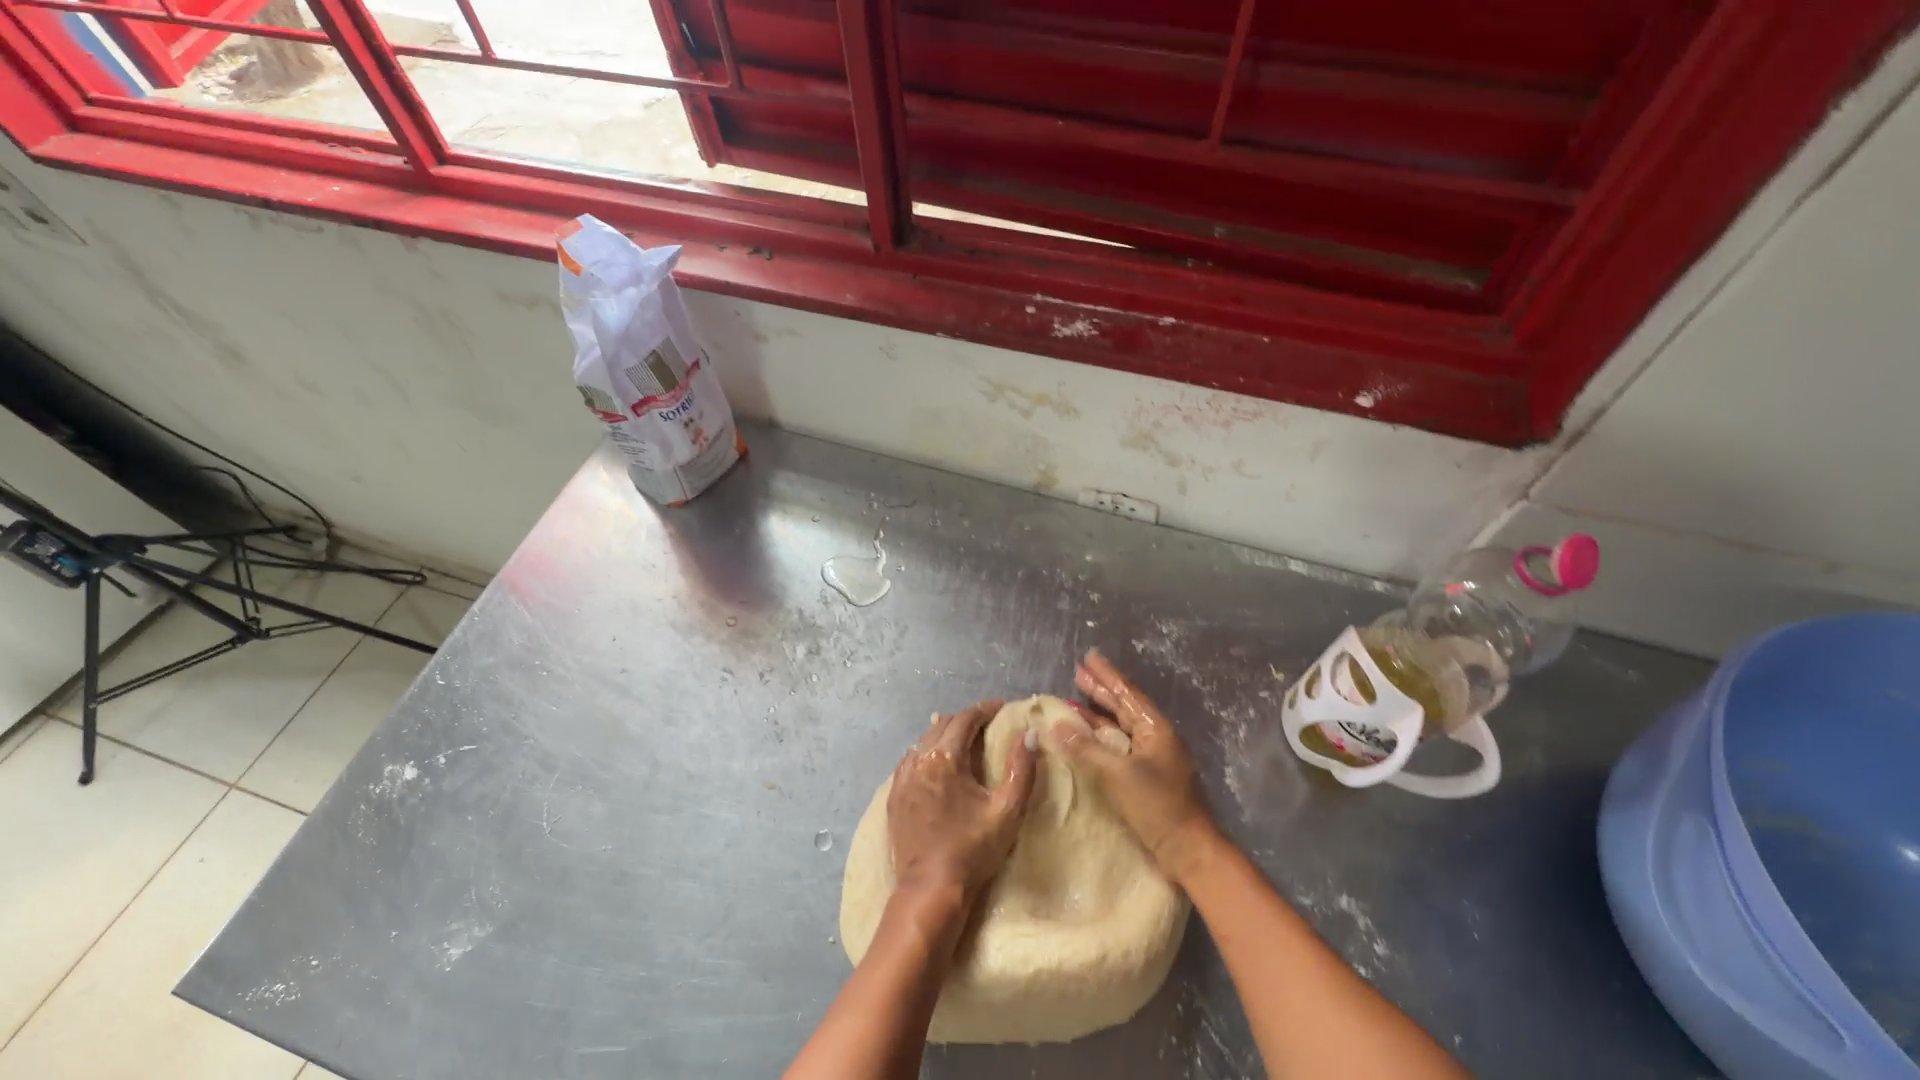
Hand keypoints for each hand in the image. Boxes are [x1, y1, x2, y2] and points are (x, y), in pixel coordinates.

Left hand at [887, 700, 1037, 905]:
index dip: (985, 710)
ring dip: (944, 736)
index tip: (1002, 708)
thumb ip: (1021, 769)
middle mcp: (918, 760)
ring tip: (965, 744)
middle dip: (965, 720)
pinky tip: (938, 766)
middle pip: (942, 725)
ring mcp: (901, 779)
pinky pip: (910, 762)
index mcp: (945, 758)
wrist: (930, 888)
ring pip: (923, 742)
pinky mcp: (893, 797)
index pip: (965, 719)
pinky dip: (927, 754)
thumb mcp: (1008, 810)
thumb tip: (1029, 734)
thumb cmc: (974, 850)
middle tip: (987, 726)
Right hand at [1054, 649, 1217, 881]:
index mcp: (1156, 729)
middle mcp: (1156, 738)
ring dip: (1099, 712)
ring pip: (1121, 726)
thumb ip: (1087, 748)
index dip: (1107, 675)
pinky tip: (1085, 736)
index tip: (1088, 657)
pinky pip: (1119, 745)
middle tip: (1078, 672)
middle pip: (1125, 706)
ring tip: (1076, 698)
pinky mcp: (1145, 777)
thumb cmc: (1157, 806)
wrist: (1187, 849)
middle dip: (1101, 689)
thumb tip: (1057, 725)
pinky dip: (1101, 736)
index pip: (1127, 694)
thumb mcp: (1119, 774)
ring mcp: (1152, 758)